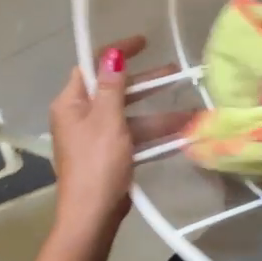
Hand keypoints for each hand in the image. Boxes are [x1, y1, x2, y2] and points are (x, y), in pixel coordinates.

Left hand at [47, 37, 186, 233]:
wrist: (92, 217)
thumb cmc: (97, 163)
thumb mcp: (107, 119)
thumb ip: (111, 85)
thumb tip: (111, 54)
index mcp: (71, 103)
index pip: (93, 66)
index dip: (118, 52)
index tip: (144, 43)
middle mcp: (80, 116)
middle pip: (115, 90)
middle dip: (147, 83)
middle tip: (176, 72)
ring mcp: (95, 138)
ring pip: (129, 116)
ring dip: (158, 113)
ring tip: (190, 108)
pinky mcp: (109, 157)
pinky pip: (133, 137)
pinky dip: (154, 134)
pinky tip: (182, 133)